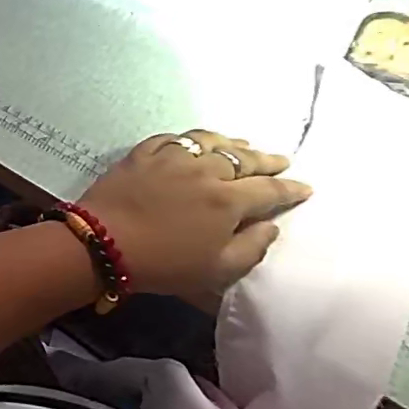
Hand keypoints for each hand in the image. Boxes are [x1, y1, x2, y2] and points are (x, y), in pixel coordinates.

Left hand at [78, 129, 311, 301]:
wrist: (103, 241)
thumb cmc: (163, 263)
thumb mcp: (216, 269)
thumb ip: (251, 247)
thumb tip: (270, 226)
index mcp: (227, 200)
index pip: (268, 189)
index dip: (290, 188)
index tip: (304, 187)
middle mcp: (203, 170)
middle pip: (242, 158)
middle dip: (266, 160)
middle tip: (280, 160)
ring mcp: (170, 156)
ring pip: (207, 141)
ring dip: (229, 143)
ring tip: (241, 144)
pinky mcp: (142, 153)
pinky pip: (171, 138)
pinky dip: (189, 139)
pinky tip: (193, 142)